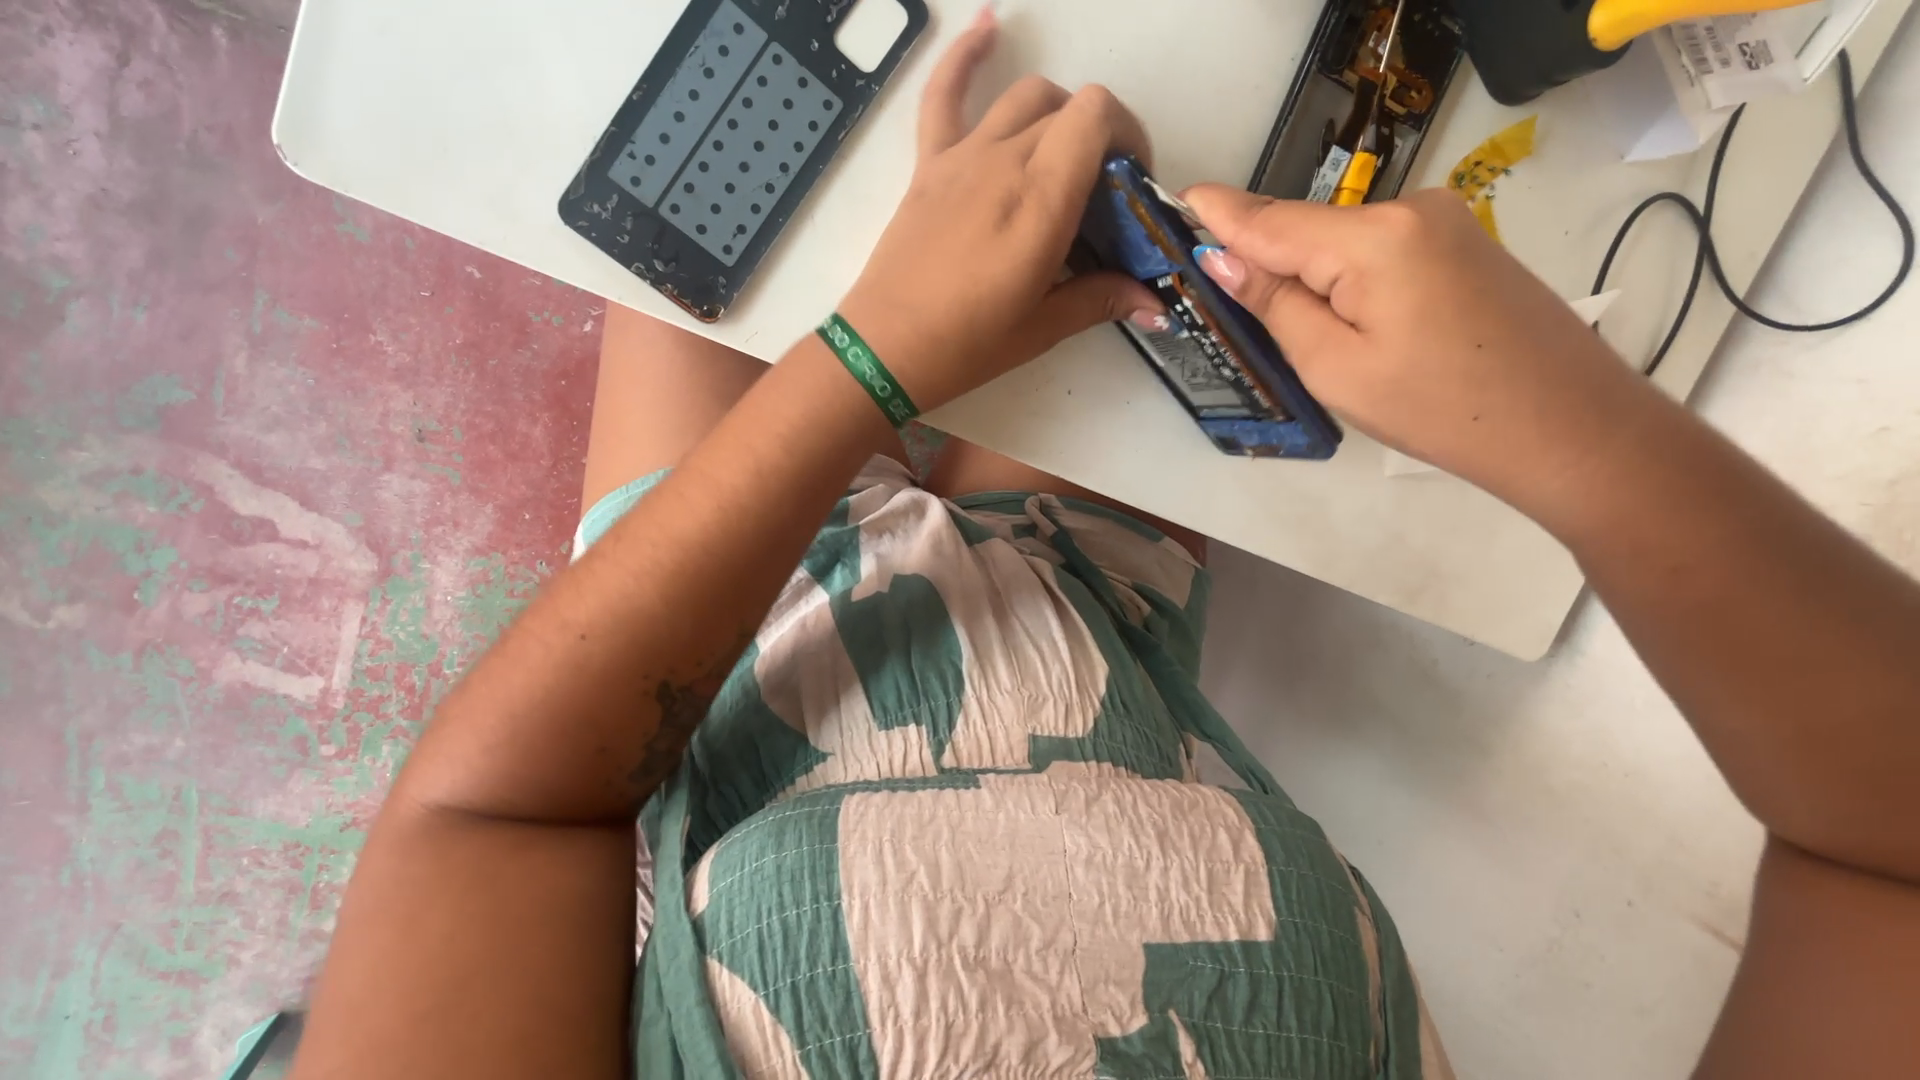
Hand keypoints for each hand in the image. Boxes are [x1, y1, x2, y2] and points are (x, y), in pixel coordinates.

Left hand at [835, 7, 1161, 412]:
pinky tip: (987, 28)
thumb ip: (1102, 300)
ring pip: (1024, 96)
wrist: (885, 351)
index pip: (1099, 116)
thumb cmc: (967, 344)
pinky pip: (943, 94)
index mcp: (1041, 199)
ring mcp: (962, 157)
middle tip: (1100, 196)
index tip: (1130, 186)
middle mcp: (1004, 161)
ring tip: (1065, 153)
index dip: (1128, 137)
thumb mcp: (1042, 328)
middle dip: (1100, 140)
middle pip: (1069, 110)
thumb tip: (1155, 304)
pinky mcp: (929, 165)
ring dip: (1057, 112)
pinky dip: (965, 57)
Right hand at [1181, 185, 1663, 503]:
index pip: (1269, 221)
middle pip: (1305, 231)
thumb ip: (1274, 304)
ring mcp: (1442, 221)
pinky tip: (1342, 321)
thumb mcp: (1335, 366)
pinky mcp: (1461, 242)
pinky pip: (1375, 252)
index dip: (1217, 216)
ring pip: (1339, 243)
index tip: (1172, 201)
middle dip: (1260, 259)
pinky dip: (1343, 279)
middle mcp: (1409, 209)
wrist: (1566, 426)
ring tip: (1285, 330)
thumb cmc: (1438, 409)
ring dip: (1304, 275)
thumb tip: (1221, 257)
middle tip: (1216, 297)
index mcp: (1373, 238)